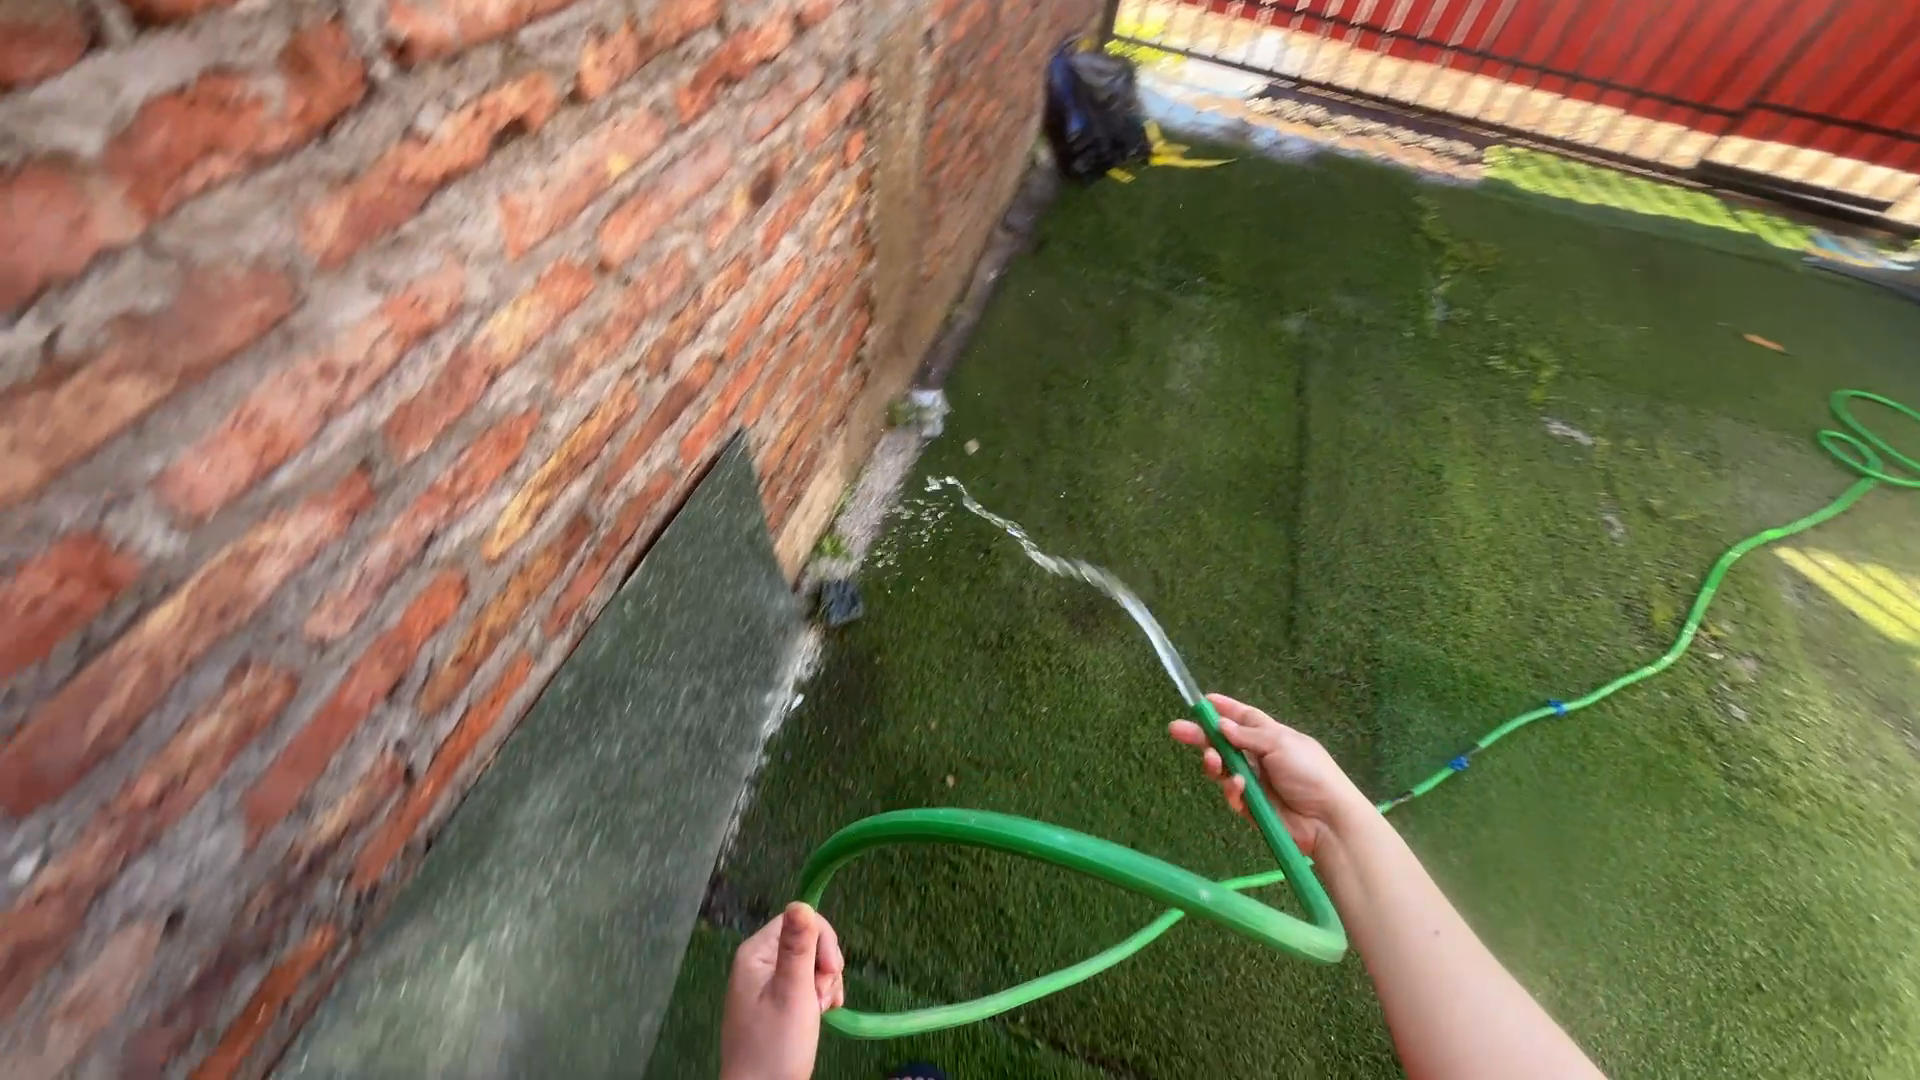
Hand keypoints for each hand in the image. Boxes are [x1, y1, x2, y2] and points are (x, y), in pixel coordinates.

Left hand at [719, 903, 844, 1079]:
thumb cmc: (776, 1046)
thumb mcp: (793, 993)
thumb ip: (798, 947)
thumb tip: (800, 901)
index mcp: (755, 953)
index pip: (798, 920)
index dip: (822, 941)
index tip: (831, 972)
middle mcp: (758, 963)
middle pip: (807, 940)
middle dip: (824, 966)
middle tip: (822, 998)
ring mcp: (766, 984)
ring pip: (810, 962)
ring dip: (824, 983)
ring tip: (821, 1011)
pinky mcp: (776, 1003)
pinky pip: (805, 983)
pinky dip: (819, 995)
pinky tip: (821, 1014)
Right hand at [1168, 693, 1374, 856]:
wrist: (1327, 820)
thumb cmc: (1310, 773)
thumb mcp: (1281, 743)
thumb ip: (1247, 734)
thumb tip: (1221, 724)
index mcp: (1272, 736)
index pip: (1243, 717)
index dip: (1224, 709)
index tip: (1202, 702)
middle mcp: (1260, 756)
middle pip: (1223, 742)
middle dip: (1200, 735)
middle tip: (1175, 729)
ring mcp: (1254, 781)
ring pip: (1222, 768)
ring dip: (1214, 762)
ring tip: (1212, 761)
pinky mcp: (1251, 805)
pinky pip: (1232, 793)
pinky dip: (1232, 789)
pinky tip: (1240, 787)